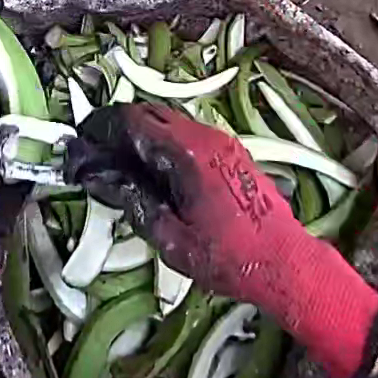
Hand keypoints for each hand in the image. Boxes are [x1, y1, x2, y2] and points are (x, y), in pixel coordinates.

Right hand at [63, 103, 377, 377]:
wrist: (292, 266)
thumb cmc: (230, 258)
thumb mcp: (172, 240)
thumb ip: (134, 204)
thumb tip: (102, 180)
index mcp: (186, 154)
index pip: (133, 121)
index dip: (104, 126)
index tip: (86, 137)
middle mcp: (204, 137)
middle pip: (151, 111)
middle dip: (122, 124)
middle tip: (102, 146)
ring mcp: (221, 141)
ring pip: (171, 119)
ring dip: (145, 130)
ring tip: (126, 157)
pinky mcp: (232, 150)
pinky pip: (188, 131)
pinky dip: (165, 138)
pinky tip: (159, 165)